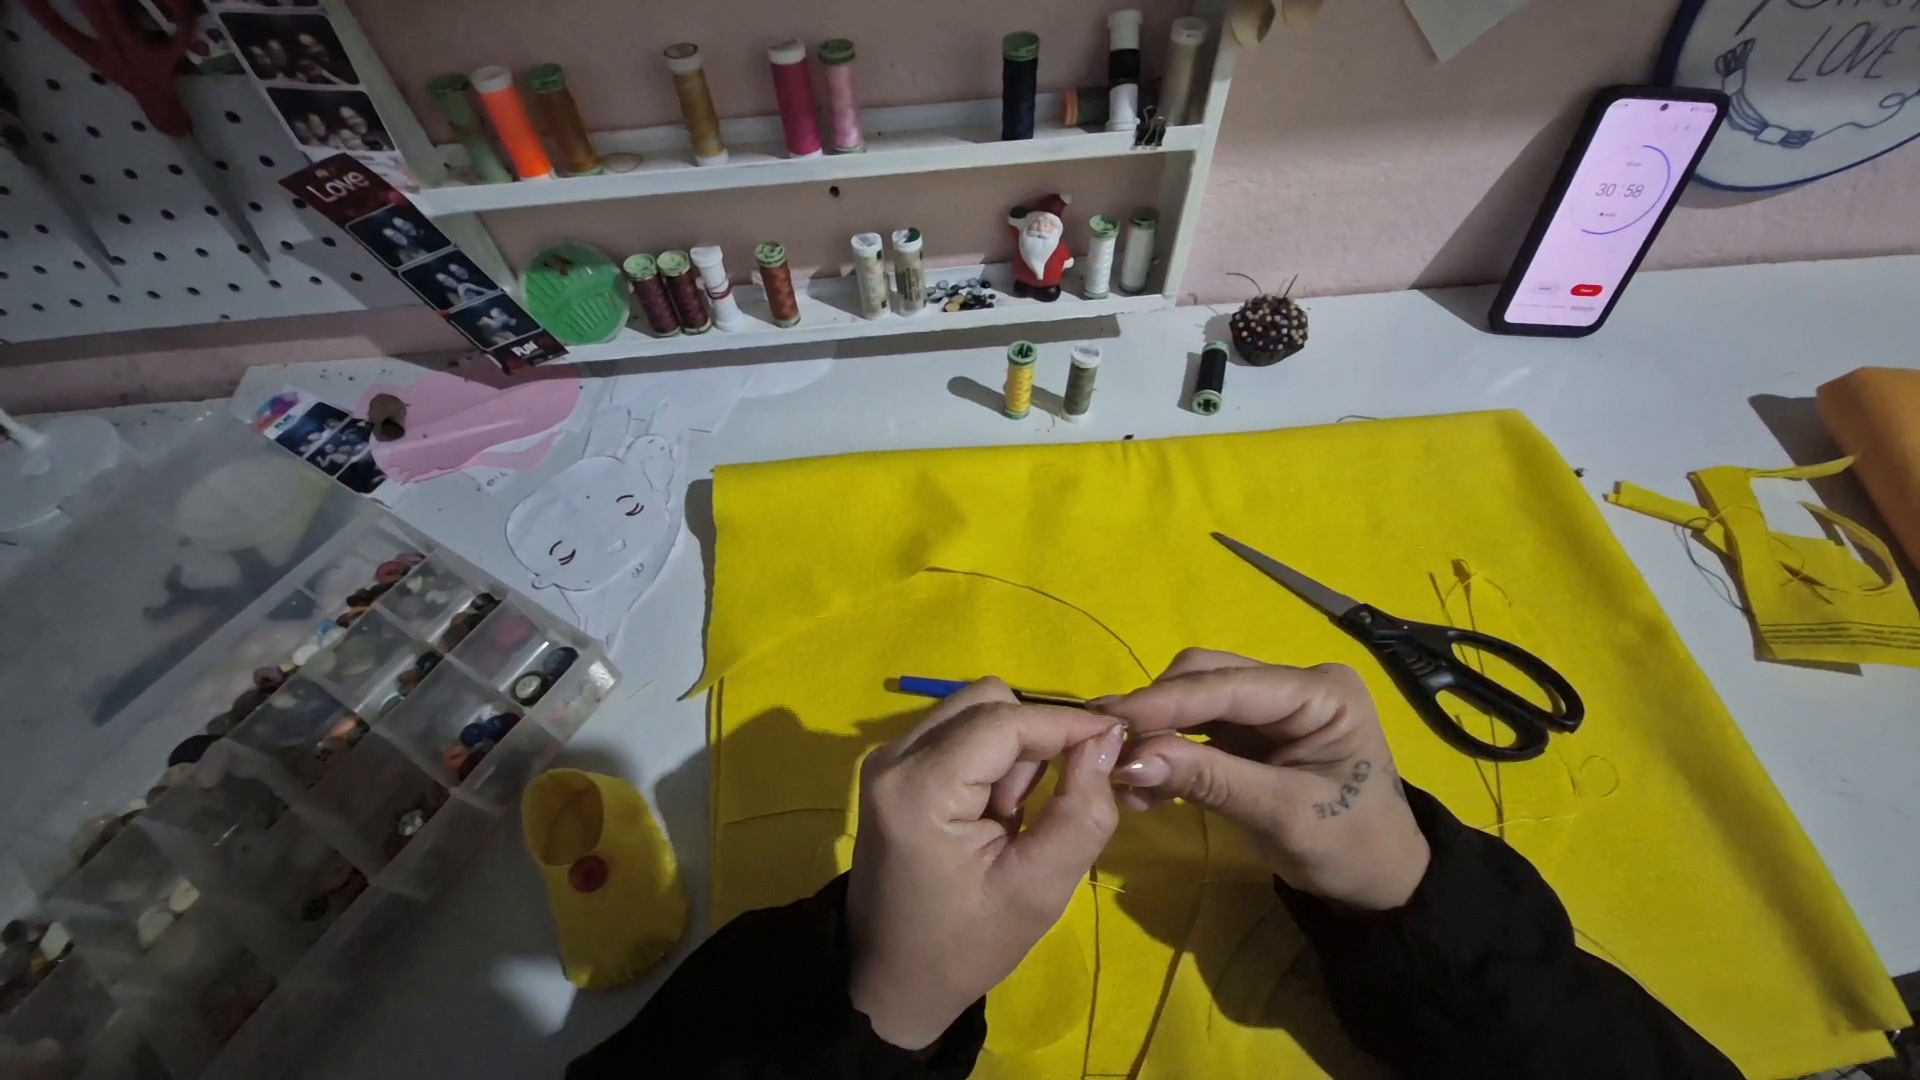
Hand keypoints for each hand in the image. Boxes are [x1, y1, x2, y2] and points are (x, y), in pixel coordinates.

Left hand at [847, 679, 1124, 1049]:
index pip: (1003, 721)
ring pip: (975, 709)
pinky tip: (991, 810)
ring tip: (1010, 818)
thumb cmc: (964, 944)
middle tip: (1042, 801)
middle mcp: (895, 756)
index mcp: (920, 789)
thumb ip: (1079, 811)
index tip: (1115, 737)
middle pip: (987, 701)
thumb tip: (1106, 737)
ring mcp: (889, 755)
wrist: (890, 976)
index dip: (1064, 722)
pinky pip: (960, 729)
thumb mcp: (1037, 891)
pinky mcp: (895, 763)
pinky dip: (991, 756)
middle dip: (1033, 738)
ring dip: (1012, 750)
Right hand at [1095, 649, 1430, 910]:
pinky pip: (1193, 725)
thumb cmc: (1350, 849)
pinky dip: (1166, 749)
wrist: (1378, 886)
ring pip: (1192, 697)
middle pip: (1205, 678)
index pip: (1231, 686)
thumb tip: (1129, 760)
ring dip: (1156, 730)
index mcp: (1321, 693)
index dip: (1167, 701)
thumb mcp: (1282, 817)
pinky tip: (1145, 782)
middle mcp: (1292, 685)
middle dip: (1158, 711)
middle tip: (1110, 747)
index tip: (1110, 719)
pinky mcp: (1248, 728)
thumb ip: (1207, 780)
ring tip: (1124, 773)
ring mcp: (1268, 704)